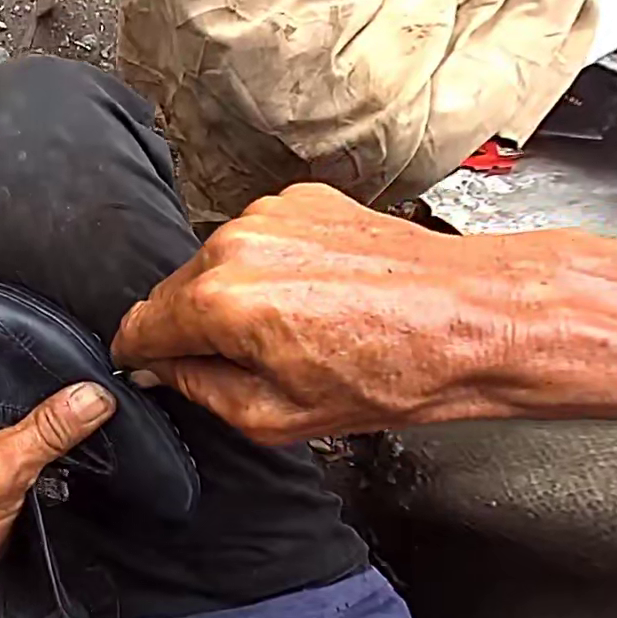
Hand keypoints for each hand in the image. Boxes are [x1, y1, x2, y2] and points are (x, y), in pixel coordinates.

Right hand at [113, 183, 591, 442]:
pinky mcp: (299, 201)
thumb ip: (197, 388)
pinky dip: (259, 271)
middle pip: (170, 294)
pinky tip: (304, 296)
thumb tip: (162, 368)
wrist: (478, 317)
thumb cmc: (392, 373)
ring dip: (224, 300)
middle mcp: (234, 243)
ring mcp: (269, 214)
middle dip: (185, 330)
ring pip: (208, 267)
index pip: (138, 326)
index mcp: (220, 301)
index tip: (151, 367)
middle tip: (234, 362)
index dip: (139, 356)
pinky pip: (249, 244)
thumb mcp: (273, 416)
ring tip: (282, 328)